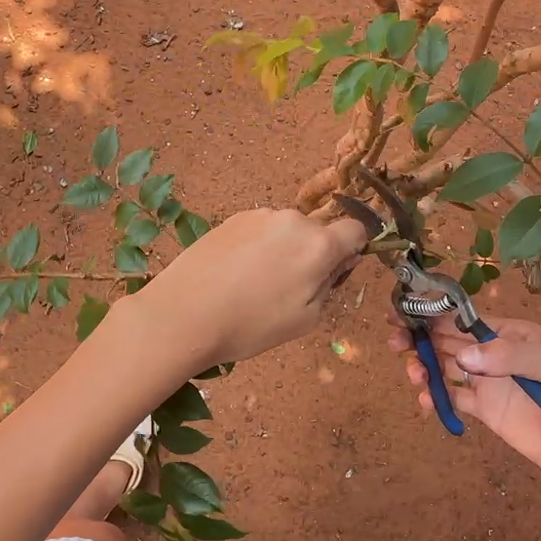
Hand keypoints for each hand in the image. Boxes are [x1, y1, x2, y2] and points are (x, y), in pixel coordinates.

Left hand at [135, 208, 367, 367]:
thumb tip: (338, 262)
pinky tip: (235, 275)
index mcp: (319, 244)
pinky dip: (257, 248)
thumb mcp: (305, 318)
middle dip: (313, 254)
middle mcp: (292, 220)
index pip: (356, 230)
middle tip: (290, 289)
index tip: (335, 272)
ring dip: (283, 250)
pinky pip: (259, 231)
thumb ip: (329, 284)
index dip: (352, 250)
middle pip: (318, 231)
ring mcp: (259, 216)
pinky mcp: (231, 219)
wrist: (184, 314)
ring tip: (255, 285)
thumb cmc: (250, 325)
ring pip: (286, 231)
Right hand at [389, 314, 540, 486]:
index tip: (406, 311)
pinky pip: (453, 399)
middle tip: (396, 341)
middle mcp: (495, 354)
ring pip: (445, 367)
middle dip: (419, 336)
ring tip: (413, 375)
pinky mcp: (486, 411)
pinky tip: (427, 401)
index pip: (466, 318)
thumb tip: (465, 358)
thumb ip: (513, 357)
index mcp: (511, 334)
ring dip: (423, 366)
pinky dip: (436, 398)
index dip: (434, 312)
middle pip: (447, 339)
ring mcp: (489, 383)